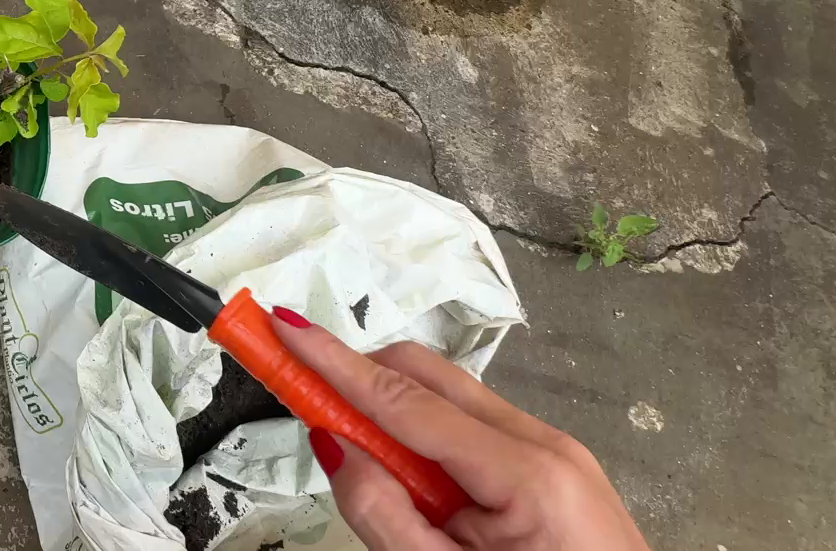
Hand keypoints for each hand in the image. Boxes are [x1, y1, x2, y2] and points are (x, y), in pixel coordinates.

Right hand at [271, 310, 649, 550]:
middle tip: (310, 405)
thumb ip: (381, 513)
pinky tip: (415, 479)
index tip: (279, 321)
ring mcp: (555, 449)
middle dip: (358, 377)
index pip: (402, 398)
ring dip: (387, 407)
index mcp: (528, 476)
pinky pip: (464, 419)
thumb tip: (329, 441)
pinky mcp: (553, 462)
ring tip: (372, 465)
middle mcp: (545, 443)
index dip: (332, 358)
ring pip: (442, 391)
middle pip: (422, 373)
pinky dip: (419, 430)